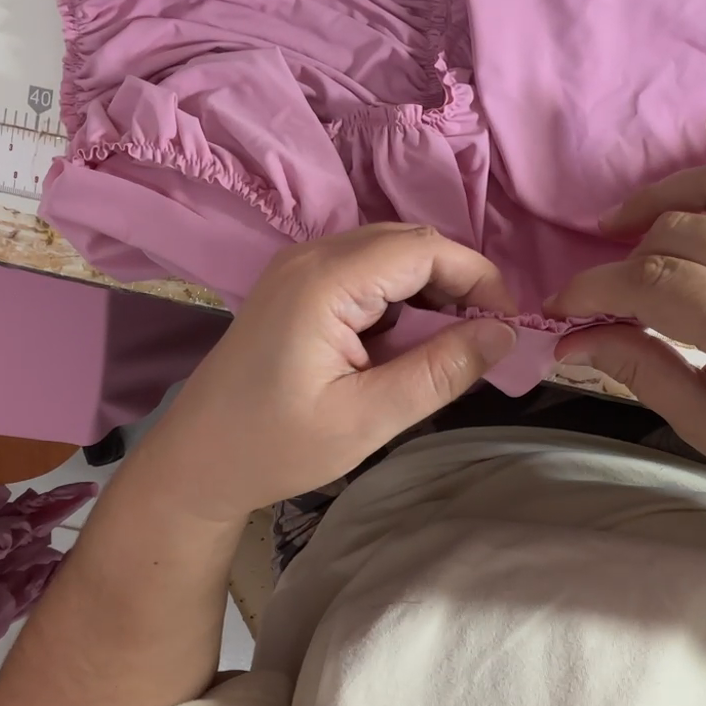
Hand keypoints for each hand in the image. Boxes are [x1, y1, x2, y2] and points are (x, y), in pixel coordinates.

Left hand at [134, 224, 518, 518]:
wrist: (196, 461)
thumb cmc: (275, 446)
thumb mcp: (368, 419)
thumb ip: (440, 372)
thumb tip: (504, 334)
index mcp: (324, 281)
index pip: (424, 248)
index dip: (477, 277)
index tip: (508, 326)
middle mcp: (311, 255)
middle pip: (409, 244)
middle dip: (458, 283)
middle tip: (484, 338)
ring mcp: (299, 266)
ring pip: (390, 255)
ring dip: (430, 291)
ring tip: (448, 346)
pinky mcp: (297, 285)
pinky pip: (365, 272)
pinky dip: (400, 299)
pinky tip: (405, 343)